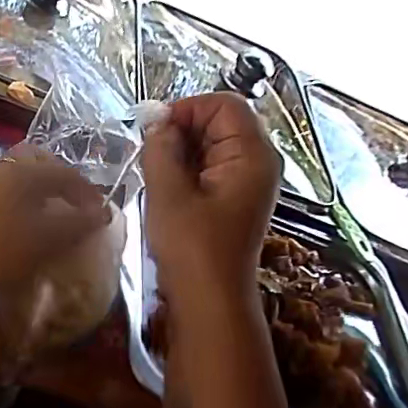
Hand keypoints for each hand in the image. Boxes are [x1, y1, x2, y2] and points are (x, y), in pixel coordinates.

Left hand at [0, 147, 108, 306]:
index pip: (68, 173)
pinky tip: (31, 233)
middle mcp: (4, 172)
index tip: (104, 216)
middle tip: (79, 210)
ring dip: (44, 198)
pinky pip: (10, 199)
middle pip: (41, 167)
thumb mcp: (45, 239)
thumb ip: (77, 223)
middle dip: (64, 185)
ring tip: (58, 224)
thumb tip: (103, 212)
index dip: (90, 193)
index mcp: (25, 172)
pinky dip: (27, 209)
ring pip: (24, 182)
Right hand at [142, 93, 280, 297]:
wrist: (210, 302)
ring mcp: (247, 186)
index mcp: (252, 155)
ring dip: (180, 157)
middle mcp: (257, 164)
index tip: (152, 131)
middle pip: (220, 124)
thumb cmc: (192, 249)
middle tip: (149, 158)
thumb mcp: (169, 195)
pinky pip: (210, 174)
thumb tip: (158, 125)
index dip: (186, 109)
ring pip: (211, 150)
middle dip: (181, 133)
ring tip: (156, 181)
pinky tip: (167, 195)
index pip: (224, 105)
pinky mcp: (234, 204)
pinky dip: (186, 176)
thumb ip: (161, 151)